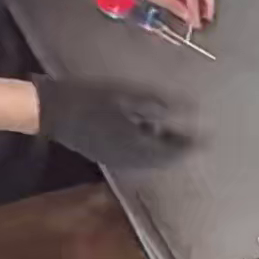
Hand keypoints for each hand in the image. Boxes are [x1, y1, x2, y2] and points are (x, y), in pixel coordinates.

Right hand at [32, 75, 191, 166]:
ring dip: (167, 152)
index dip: (192, 143)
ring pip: (153, 161)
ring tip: (180, 139)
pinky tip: (153, 138)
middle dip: (182, 150)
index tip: (208, 137)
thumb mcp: (124, 97)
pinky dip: (152, 151)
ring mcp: (121, 161)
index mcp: (138, 146)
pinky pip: (140, 158)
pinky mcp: (110, 157)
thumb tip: (185, 111)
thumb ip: (156, 107)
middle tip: (198, 140)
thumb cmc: (88, 99)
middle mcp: (133, 160)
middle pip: (166, 160)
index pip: (174, 150)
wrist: (50, 112)